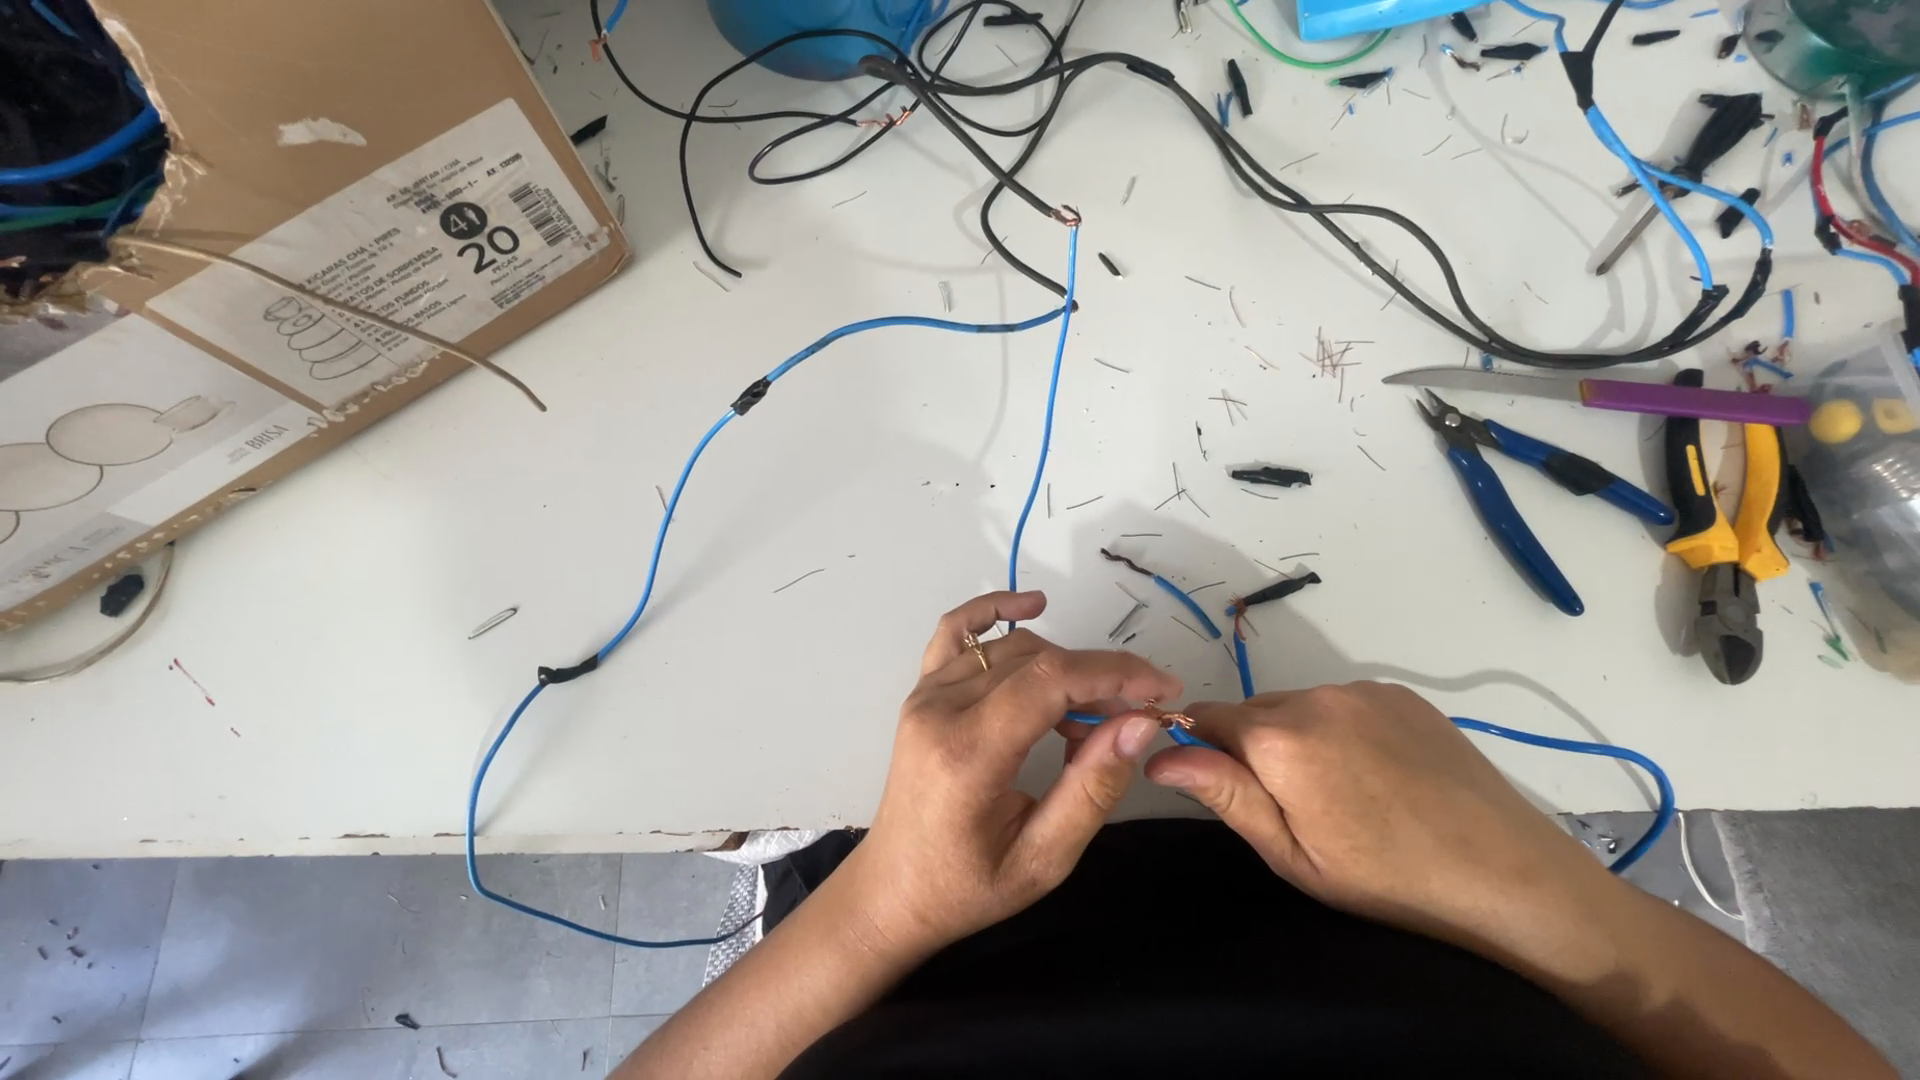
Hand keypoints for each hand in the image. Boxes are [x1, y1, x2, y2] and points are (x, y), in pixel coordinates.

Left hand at [838, 590, 1181, 959]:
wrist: (893, 891)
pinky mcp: (921, 694)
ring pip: (1009, 649)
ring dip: (1063, 666)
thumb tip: (1140, 724)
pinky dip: (993, 612)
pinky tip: (1032, 605)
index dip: (1115, 673)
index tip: (1163, 689)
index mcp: (968, 753)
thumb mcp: (1043, 858)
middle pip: (1036, 661)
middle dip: (1098, 679)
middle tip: (1133, 719)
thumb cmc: (968, 888)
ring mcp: (925, 696)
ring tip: (1092, 713)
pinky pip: (955, 633)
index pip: (1050, 681)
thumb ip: (1092, 787)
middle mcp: (940, 710)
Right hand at [1144, 683, 1614, 952]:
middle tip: (1292, 803)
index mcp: (1279, 737)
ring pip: (1297, 705)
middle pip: (1252, 710)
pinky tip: (1375, 771)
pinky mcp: (1400, 694)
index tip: (1222, 786)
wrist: (1510, 877)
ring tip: (1341, 790)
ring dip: (1296, 735)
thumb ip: (1224, 793)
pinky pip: (1341, 702)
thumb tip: (1159, 755)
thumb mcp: (1291, 853)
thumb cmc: (1386, 879)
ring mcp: (1362, 690)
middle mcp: (1315, 696)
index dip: (1200, 748)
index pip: (1204, 716)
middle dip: (1252, 746)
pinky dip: (1338, 728)